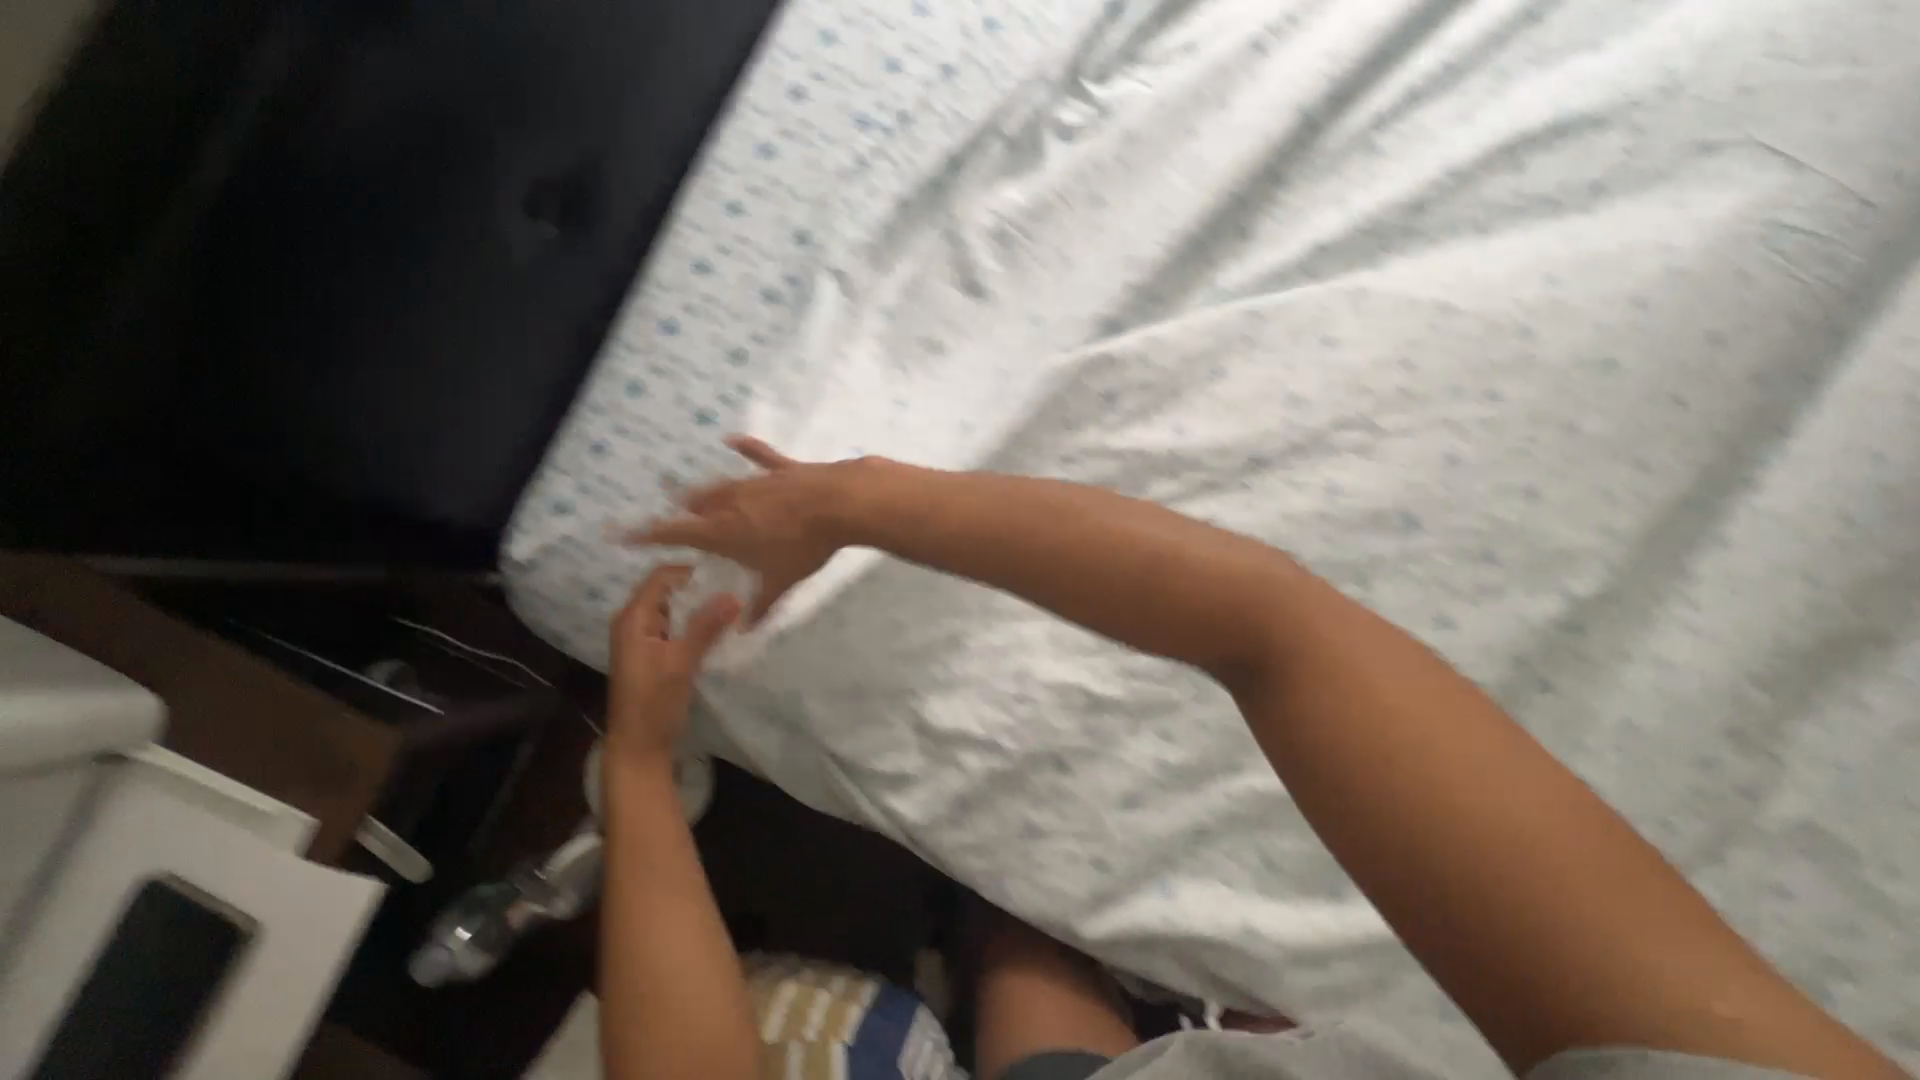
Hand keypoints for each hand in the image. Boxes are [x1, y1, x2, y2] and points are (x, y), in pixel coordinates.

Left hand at [607, 564, 741, 766]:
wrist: (638, 748)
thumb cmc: (654, 704)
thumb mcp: (682, 662)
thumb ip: (706, 626)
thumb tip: (735, 593)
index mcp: (633, 618)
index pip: (662, 576)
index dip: (692, 571)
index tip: (727, 572)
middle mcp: (634, 623)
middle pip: (669, 592)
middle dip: (701, 590)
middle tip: (737, 588)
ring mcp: (643, 640)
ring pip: (675, 612)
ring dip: (700, 610)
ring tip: (734, 607)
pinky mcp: (654, 655)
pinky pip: (676, 629)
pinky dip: (696, 627)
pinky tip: (720, 631)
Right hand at [624, 436, 864, 623]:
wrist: (837, 504)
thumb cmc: (803, 547)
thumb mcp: (781, 582)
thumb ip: (761, 605)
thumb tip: (745, 629)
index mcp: (723, 532)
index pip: (677, 533)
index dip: (649, 534)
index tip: (623, 533)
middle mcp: (731, 502)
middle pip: (698, 505)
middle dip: (685, 513)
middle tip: (677, 517)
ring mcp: (756, 481)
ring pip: (722, 485)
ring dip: (708, 491)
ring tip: (694, 494)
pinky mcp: (781, 468)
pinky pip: (758, 455)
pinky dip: (746, 448)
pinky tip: (733, 440)